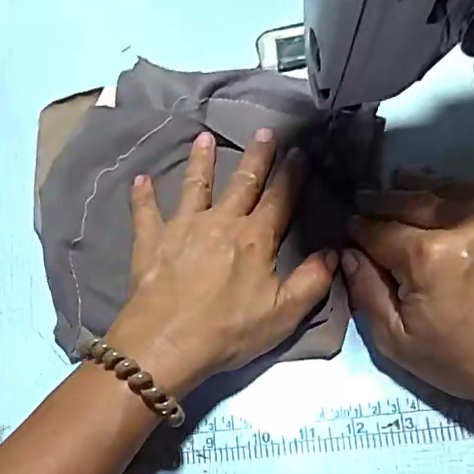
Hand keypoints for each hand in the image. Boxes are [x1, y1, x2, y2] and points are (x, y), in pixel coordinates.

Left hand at [106, 128, 338, 392]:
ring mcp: (182, 228)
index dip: (292, 175)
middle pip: (242, 183)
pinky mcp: (150, 241)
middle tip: (265, 131)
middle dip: (257, 157)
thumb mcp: (283, 314)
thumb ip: (311, 282)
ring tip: (205, 138)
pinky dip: (143, 196)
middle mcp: (220, 222)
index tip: (300, 151)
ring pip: (195, 186)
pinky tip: (141, 180)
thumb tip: (333, 252)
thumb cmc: (229, 331)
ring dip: (201, 161)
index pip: (280, 199)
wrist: (168, 341)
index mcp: (255, 239)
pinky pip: (146, 212)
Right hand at [342, 176, 473, 415]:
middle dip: (383, 201)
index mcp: (426, 257)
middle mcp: (462, 223)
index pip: (379, 231)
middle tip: (365, 200)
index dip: (359, 229)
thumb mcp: (397, 341)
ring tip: (399, 184)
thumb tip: (349, 255)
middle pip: (411, 201)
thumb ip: (367, 292)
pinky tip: (445, 195)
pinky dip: (458, 190)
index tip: (350, 228)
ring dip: (418, 188)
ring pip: (447, 190)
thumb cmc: (462, 361)